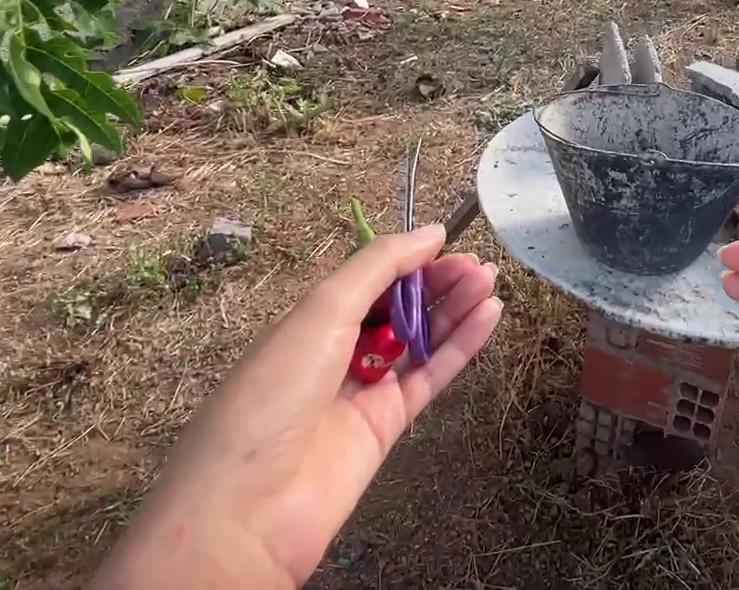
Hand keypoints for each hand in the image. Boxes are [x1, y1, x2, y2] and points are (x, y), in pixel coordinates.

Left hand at [92, 224, 502, 589]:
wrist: (249, 507)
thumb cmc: (275, 391)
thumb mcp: (322, 311)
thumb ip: (379, 267)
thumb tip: (431, 232)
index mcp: (311, 319)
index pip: (370, 279)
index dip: (409, 260)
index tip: (447, 242)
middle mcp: (338, 349)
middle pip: (399, 306)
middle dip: (438, 282)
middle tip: (477, 265)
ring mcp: (364, 388)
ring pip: (420, 338)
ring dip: (455, 308)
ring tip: (489, 281)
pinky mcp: (389, 424)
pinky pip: (432, 375)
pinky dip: (461, 345)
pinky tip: (489, 315)